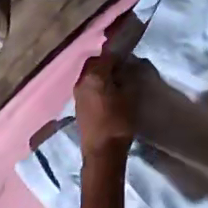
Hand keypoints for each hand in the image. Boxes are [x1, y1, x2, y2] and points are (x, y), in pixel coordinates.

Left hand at [73, 15, 140, 156]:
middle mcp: (81, 80)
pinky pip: (87, 87)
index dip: (118, 55)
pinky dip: (96, 86)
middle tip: (122, 69)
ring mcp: (77, 93)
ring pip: (89, 76)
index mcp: (94, 75)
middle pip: (94, 64)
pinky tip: (106, 94)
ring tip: (116, 82)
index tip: (128, 56)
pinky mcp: (77, 105)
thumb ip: (128, 79)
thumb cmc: (118, 122)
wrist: (102, 152)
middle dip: (107, 63)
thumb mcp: (130, 98)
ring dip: (100, 75)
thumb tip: (126, 69)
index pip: (107, 56)